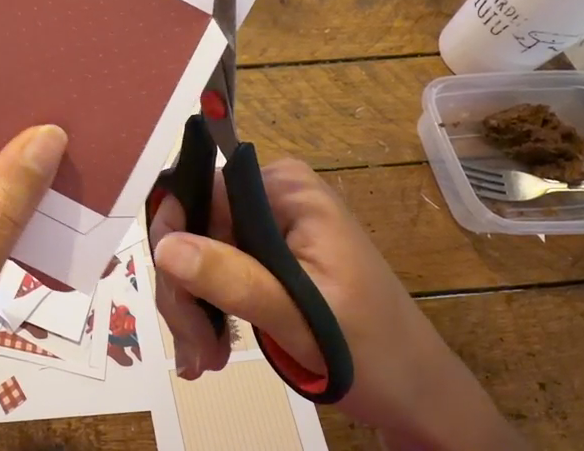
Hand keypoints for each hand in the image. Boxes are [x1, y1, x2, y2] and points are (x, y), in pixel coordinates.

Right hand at [150, 159, 523, 450]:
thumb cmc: (373, 353)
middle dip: (184, 289)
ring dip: (193, 306)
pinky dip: (206, 308)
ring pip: (196, 250)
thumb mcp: (300, 319)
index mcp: (284, 188)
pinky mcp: (269, 251)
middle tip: (197, 352)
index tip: (179, 307)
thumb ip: (232, 278)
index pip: (199, 193)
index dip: (174, 244)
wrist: (420, 395)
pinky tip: (210, 348)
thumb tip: (163, 247)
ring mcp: (271, 222)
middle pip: (193, 225)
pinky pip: (215, 266)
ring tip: (206, 360)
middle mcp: (272, 193)